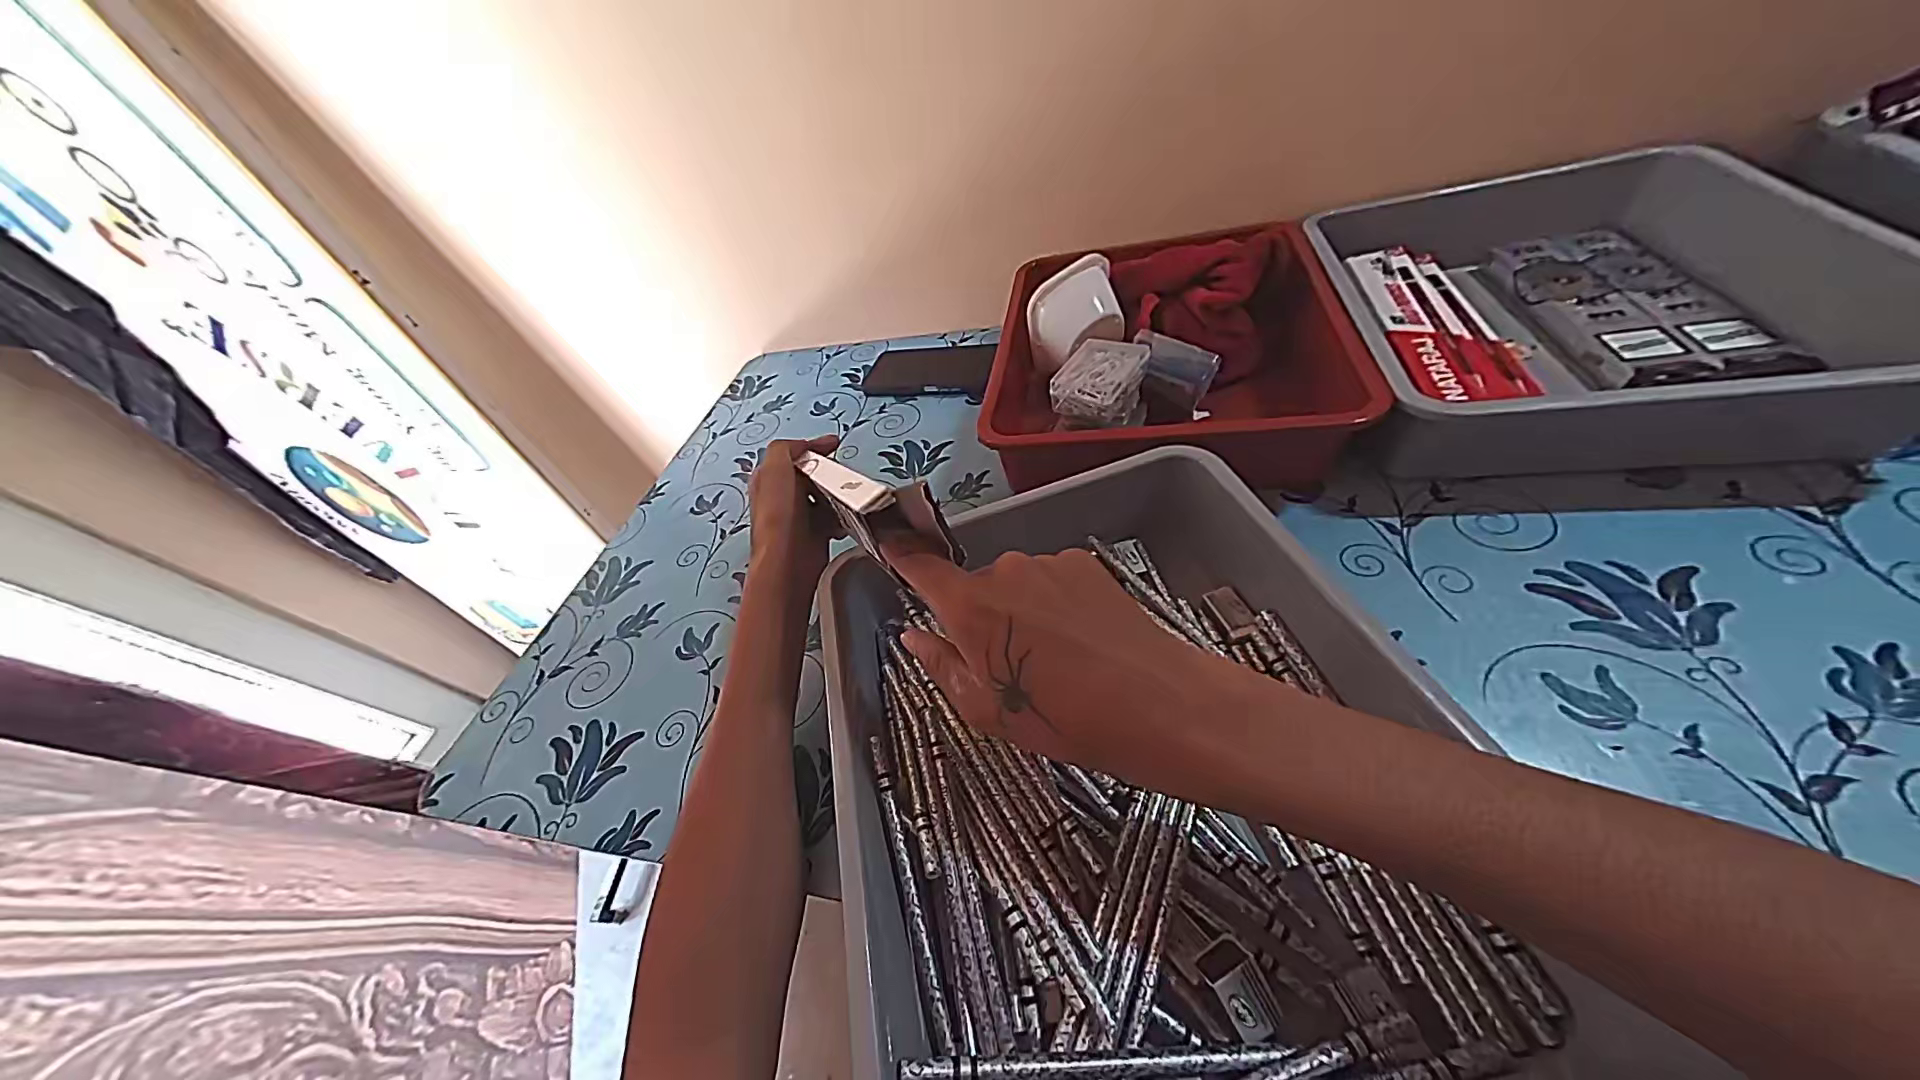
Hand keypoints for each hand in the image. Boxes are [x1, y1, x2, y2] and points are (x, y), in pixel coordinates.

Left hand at [748, 435, 840, 583]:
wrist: (789, 561)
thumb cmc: (779, 517)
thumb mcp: (776, 468)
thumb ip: (786, 448)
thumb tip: (804, 446)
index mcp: (768, 478)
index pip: (794, 454)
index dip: (813, 447)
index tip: (833, 444)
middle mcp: (782, 496)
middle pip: (813, 474)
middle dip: (829, 473)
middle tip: (840, 475)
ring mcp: (798, 516)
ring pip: (826, 495)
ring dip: (838, 495)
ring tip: (844, 499)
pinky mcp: (814, 533)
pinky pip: (834, 517)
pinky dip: (842, 516)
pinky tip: (842, 520)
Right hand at [883, 540, 1281, 799]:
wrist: (1160, 705)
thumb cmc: (1066, 720)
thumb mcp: (987, 711)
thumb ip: (941, 664)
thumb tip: (915, 636)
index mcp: (972, 607)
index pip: (919, 565)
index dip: (900, 555)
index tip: (888, 547)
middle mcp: (1007, 571)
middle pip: (974, 584)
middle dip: (979, 615)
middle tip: (1006, 662)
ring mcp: (1049, 563)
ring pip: (1015, 583)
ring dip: (1021, 610)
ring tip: (1053, 656)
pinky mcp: (1085, 564)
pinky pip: (1050, 579)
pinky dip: (1053, 603)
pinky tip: (1080, 640)